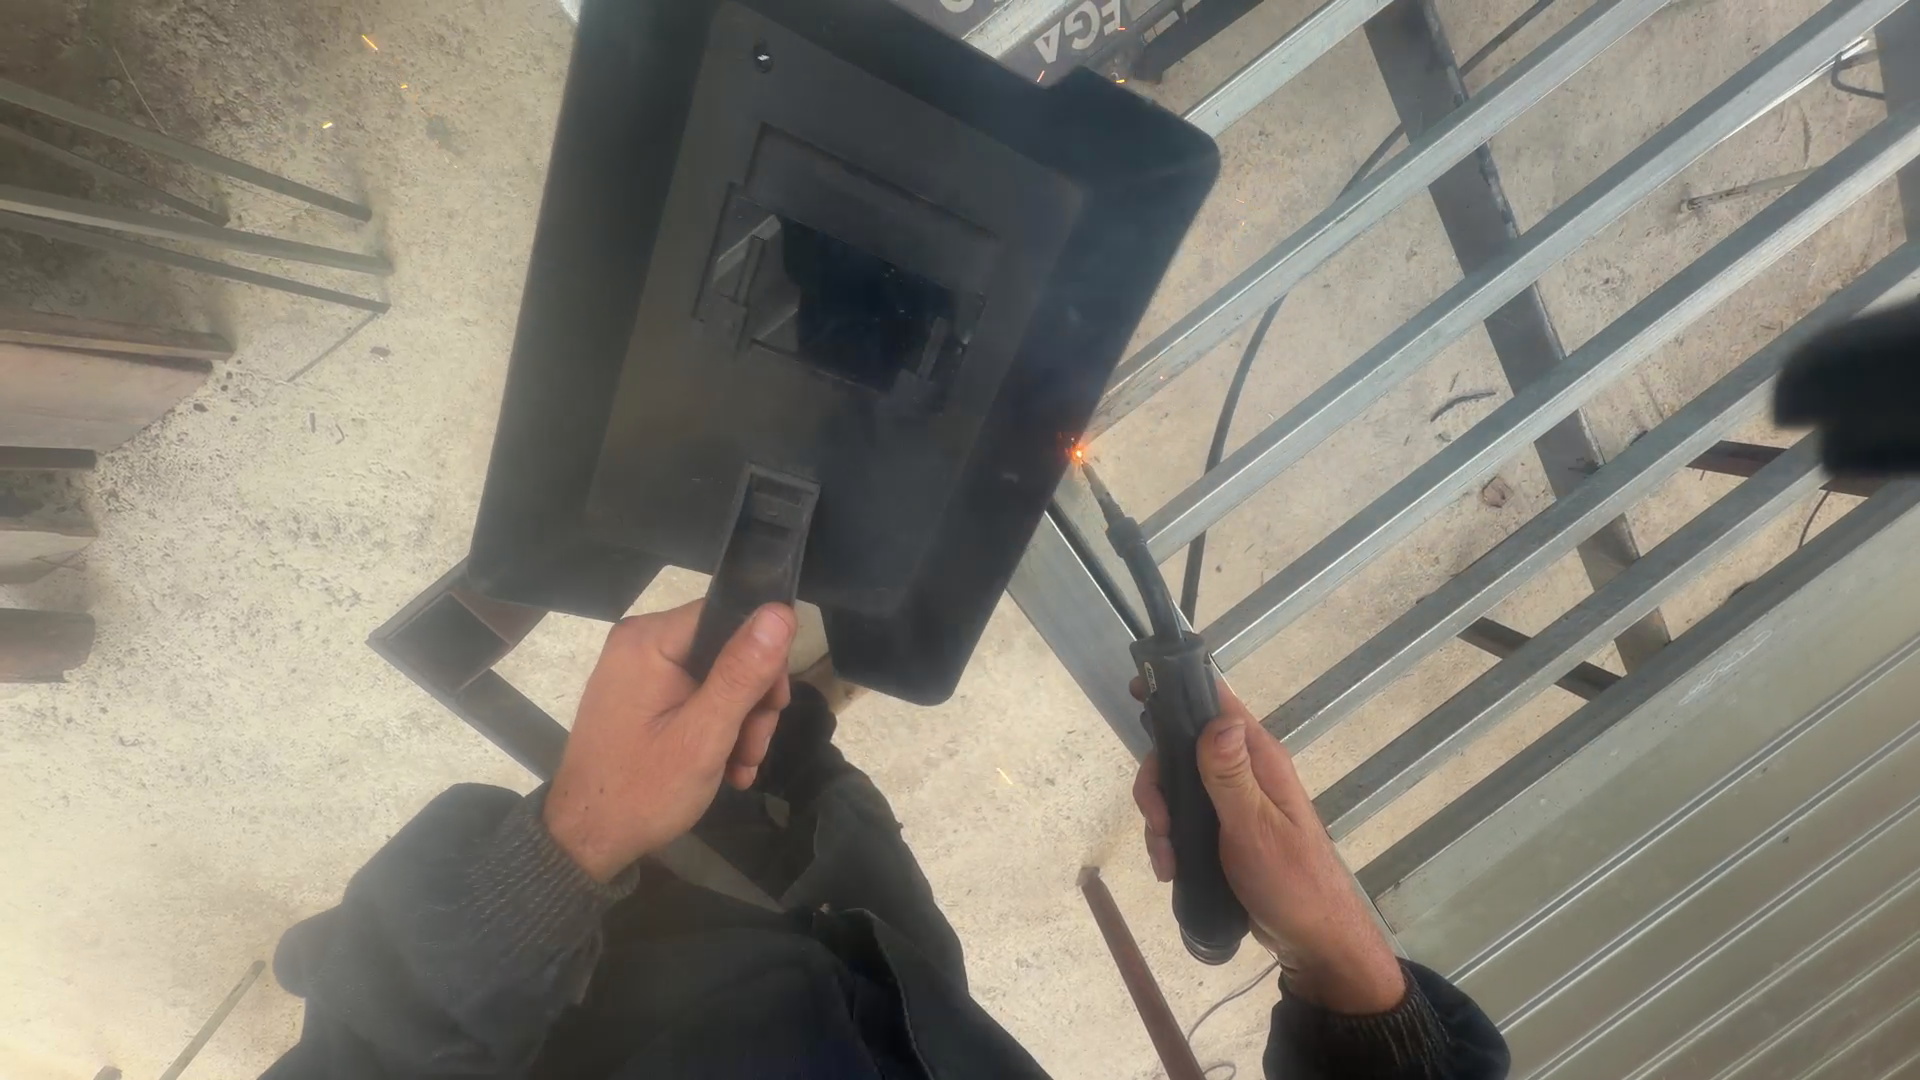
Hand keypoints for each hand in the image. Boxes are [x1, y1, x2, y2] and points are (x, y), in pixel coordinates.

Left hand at [544, 601, 796, 881]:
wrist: (585, 845)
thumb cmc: (641, 792)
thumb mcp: (704, 735)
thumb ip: (743, 672)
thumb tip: (781, 612)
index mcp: (650, 640)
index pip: (730, 615)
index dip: (763, 655)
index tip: (773, 704)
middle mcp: (643, 642)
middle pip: (729, 648)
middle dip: (753, 700)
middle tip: (753, 748)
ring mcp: (642, 669)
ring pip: (721, 675)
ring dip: (742, 721)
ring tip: (740, 765)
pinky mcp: (645, 693)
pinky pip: (700, 692)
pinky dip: (720, 726)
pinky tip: (727, 764)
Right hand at [1132, 680, 1403, 1013]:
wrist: (1313, 945)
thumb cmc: (1291, 883)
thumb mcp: (1255, 828)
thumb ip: (1232, 774)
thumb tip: (1218, 718)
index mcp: (1257, 756)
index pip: (1214, 701)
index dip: (1176, 690)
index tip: (1138, 692)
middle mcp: (1241, 768)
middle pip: (1179, 747)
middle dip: (1157, 782)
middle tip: (1157, 821)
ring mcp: (1229, 797)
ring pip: (1174, 785)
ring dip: (1160, 818)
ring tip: (1166, 857)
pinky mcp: (1220, 826)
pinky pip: (1181, 816)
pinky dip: (1168, 838)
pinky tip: (1170, 866)